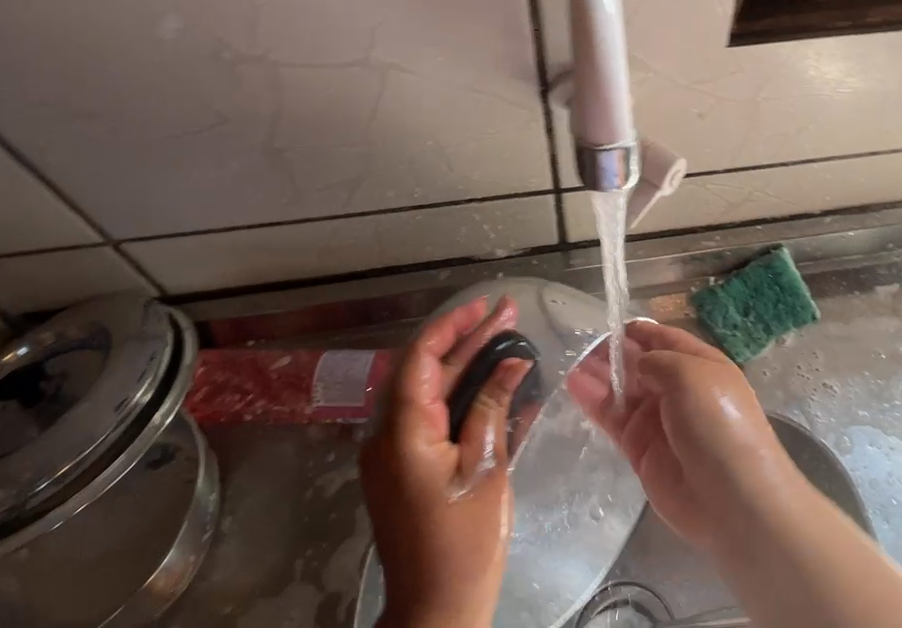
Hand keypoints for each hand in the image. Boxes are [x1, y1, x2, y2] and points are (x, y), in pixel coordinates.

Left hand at [360, 296, 532, 627]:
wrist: (437, 607)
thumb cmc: (463, 540)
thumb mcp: (486, 467)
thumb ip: (492, 406)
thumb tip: (511, 361)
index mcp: (402, 431)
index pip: (420, 358)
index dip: (452, 326)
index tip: (485, 304)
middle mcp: (389, 435)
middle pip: (428, 372)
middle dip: (468, 340)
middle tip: (508, 314)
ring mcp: (394, 453)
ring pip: (431, 394)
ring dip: (466, 366)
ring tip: (505, 337)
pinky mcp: (405, 468)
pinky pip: (431, 420)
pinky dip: (461, 398)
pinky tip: (492, 384)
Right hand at [567, 320, 804, 556]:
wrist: (732, 499)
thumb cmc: (718, 423)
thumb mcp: (690, 375)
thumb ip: (657, 361)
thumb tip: (637, 364)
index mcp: (700, 366)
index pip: (665, 340)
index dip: (638, 332)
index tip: (609, 325)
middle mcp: (679, 390)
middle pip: (640, 365)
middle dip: (614, 354)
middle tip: (582, 346)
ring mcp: (659, 421)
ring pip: (623, 391)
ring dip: (599, 375)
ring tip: (572, 363)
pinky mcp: (640, 450)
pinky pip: (613, 419)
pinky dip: (594, 402)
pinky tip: (574, 385)